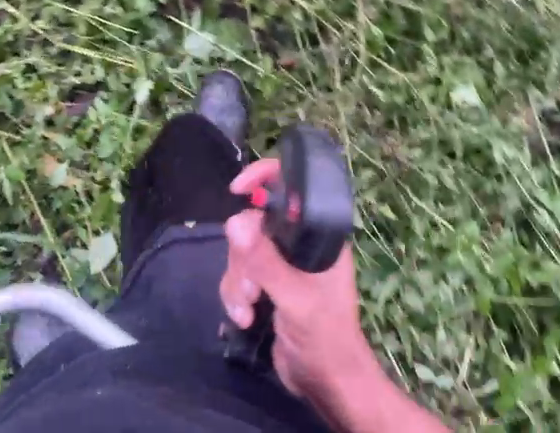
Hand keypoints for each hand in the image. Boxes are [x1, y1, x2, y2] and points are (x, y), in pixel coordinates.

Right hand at [217, 158, 373, 399]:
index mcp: (318, 234)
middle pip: (254, 223)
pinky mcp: (266, 286)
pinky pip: (237, 275)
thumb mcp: (294, 297)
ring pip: (241, 252)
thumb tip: (234, 221)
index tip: (238, 188)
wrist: (325, 382)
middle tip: (251, 287)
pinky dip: (235, 296)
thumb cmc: (324, 334)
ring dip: (237, 282)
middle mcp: (299, 244)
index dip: (265, 178)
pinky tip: (244, 318)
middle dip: (244, 256)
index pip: (292, 188)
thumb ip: (264, 260)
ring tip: (247, 310)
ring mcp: (281, 265)